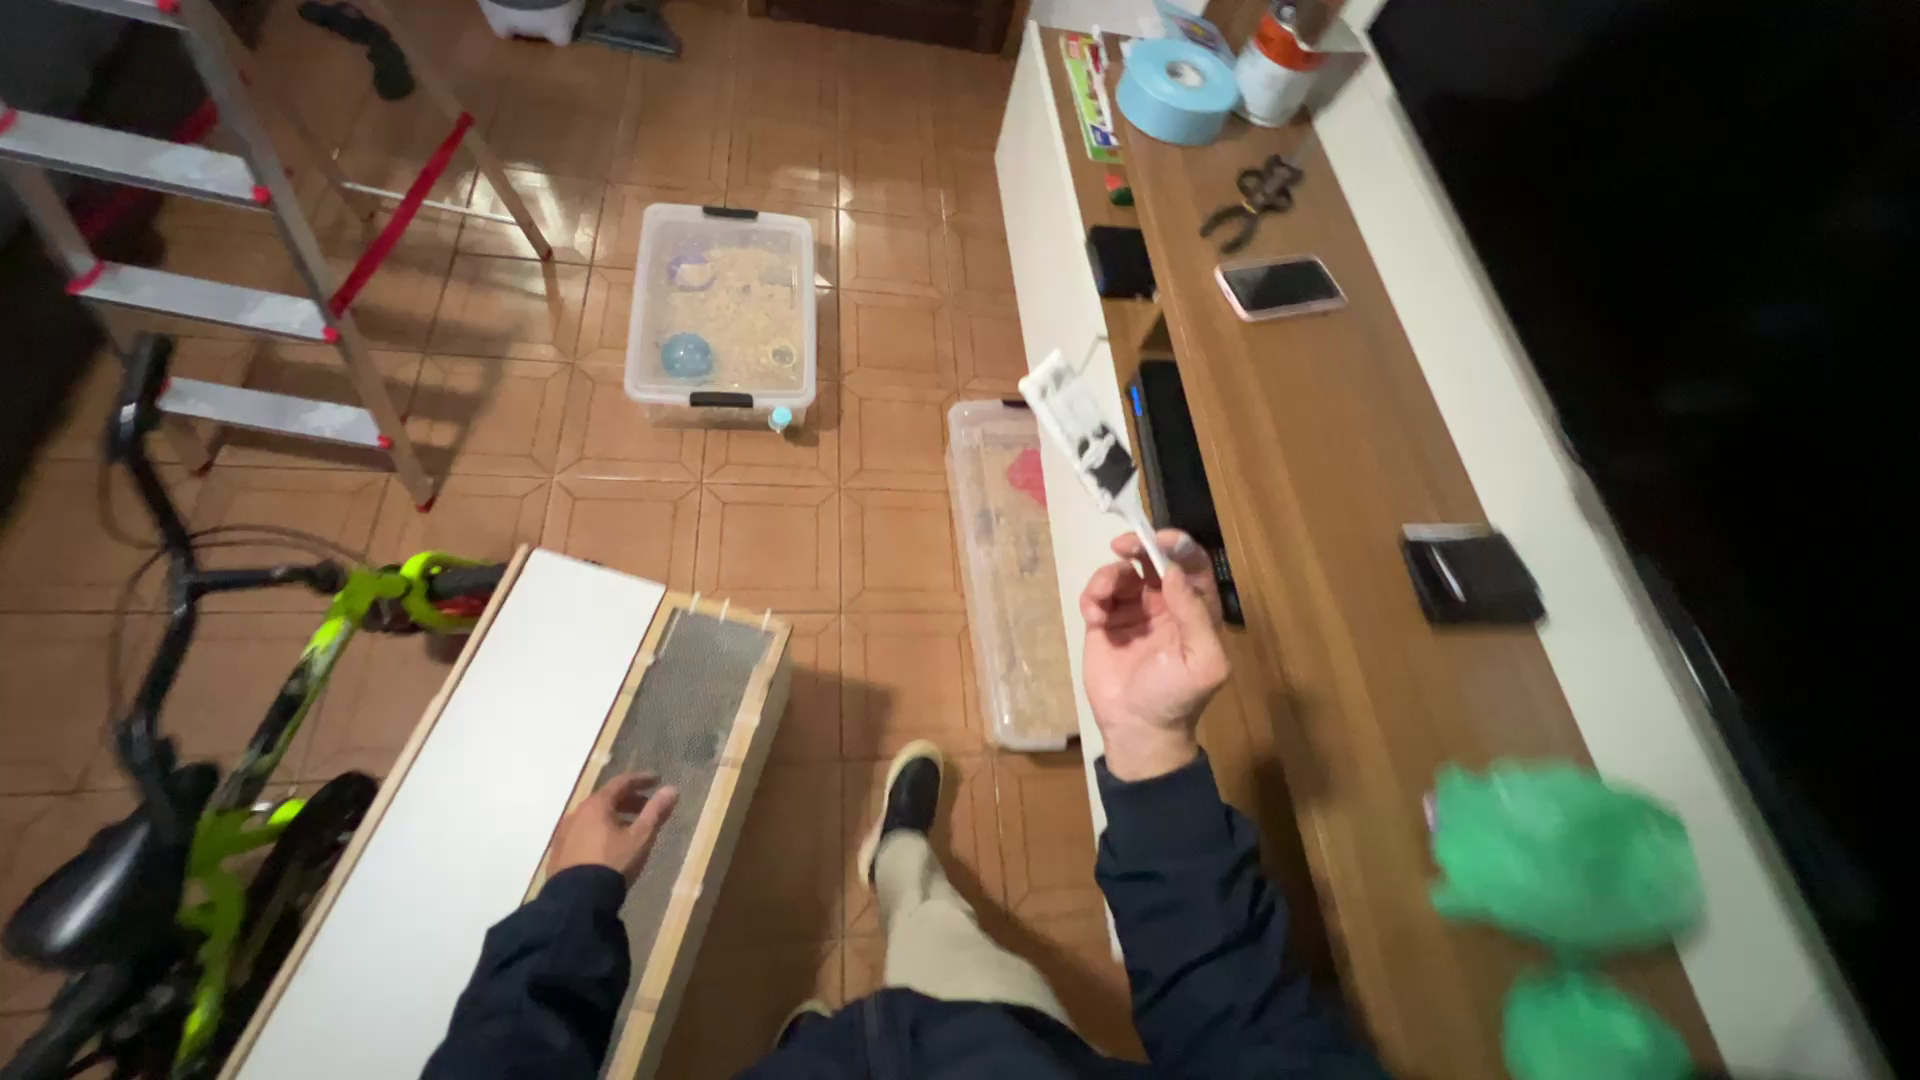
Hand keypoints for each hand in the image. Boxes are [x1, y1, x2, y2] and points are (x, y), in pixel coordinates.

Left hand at [549, 772, 679, 884]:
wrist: (576, 902)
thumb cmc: (613, 863)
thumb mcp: (641, 837)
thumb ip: (656, 811)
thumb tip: (672, 789)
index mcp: (596, 805)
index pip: (621, 782)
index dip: (641, 779)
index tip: (657, 780)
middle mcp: (576, 814)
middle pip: (606, 798)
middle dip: (629, 799)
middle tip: (647, 806)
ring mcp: (565, 833)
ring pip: (593, 816)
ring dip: (614, 815)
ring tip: (631, 828)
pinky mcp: (559, 852)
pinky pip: (583, 831)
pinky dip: (600, 830)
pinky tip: (609, 845)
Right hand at [1079, 530, 1230, 780]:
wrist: (1137, 729)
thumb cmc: (1176, 696)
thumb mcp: (1204, 661)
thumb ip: (1194, 614)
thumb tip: (1173, 572)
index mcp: (1194, 609)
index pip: (1190, 565)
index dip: (1178, 546)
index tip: (1159, 538)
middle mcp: (1164, 604)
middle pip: (1152, 560)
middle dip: (1137, 546)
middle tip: (1121, 545)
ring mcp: (1132, 612)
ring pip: (1120, 574)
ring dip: (1107, 576)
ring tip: (1099, 601)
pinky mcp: (1104, 624)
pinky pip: (1096, 595)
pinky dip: (1092, 597)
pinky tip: (1093, 617)